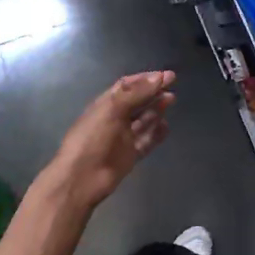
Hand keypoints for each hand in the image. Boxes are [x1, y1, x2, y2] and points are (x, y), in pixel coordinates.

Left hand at [46, 70, 174, 208]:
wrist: (81, 178)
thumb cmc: (92, 138)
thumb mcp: (112, 110)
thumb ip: (136, 94)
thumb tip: (159, 78)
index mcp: (105, 104)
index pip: (127, 86)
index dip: (145, 79)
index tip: (166, 75)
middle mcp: (115, 118)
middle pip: (137, 101)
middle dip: (153, 92)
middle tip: (172, 85)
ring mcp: (123, 137)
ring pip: (143, 120)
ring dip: (156, 109)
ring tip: (171, 99)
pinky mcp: (130, 155)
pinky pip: (147, 141)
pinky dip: (156, 133)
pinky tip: (166, 126)